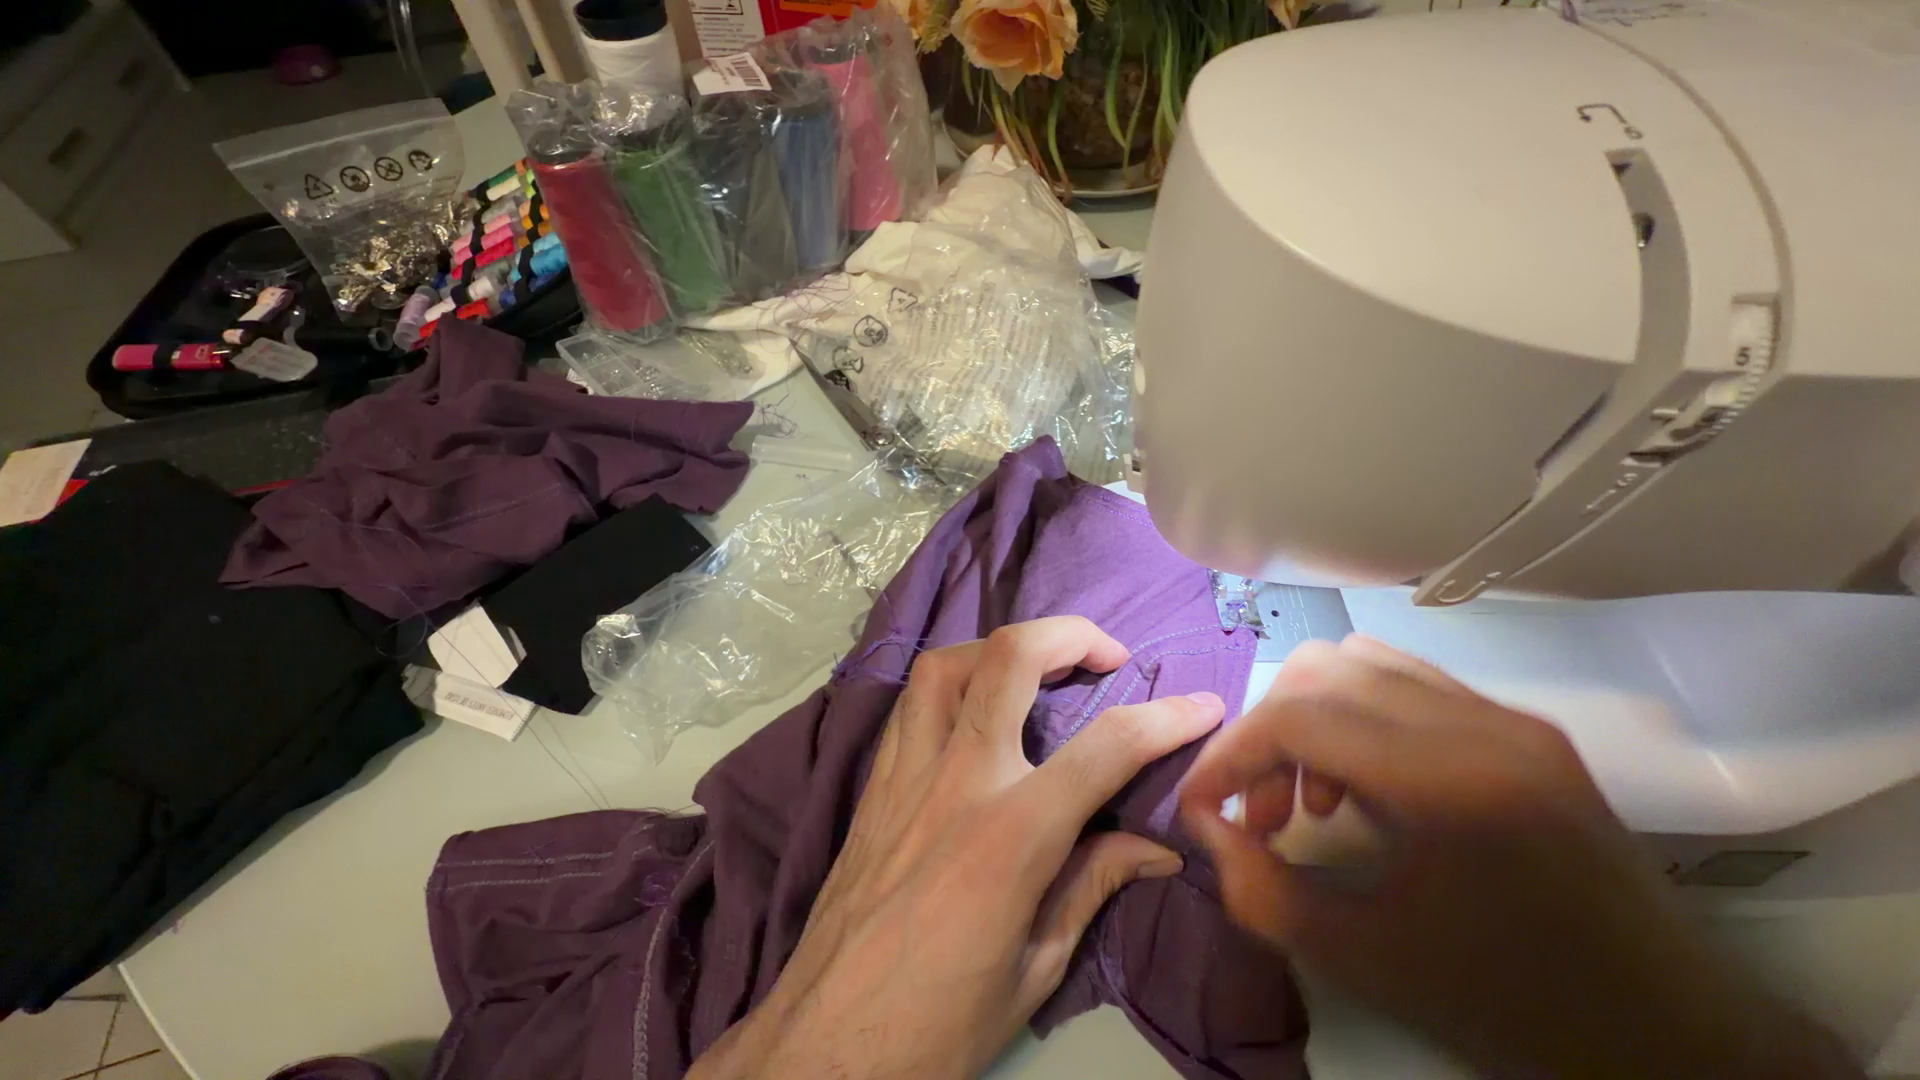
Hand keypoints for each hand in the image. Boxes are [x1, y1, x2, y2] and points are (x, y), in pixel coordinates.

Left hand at [690, 616, 1225, 1079]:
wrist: (826, 1040)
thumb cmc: (941, 1021)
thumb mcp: (1036, 968)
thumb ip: (1092, 886)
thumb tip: (1155, 849)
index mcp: (1013, 834)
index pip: (1107, 748)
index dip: (1168, 718)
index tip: (1204, 704)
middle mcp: (957, 780)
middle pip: (1009, 660)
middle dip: (1069, 635)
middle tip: (1105, 653)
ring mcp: (905, 775)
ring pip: (945, 666)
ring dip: (998, 649)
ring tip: (1034, 668)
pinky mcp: (872, 784)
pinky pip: (910, 705)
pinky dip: (950, 684)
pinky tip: (973, 710)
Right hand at [1178, 635, 1862, 1079]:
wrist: (1668, 1032)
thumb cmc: (1510, 1002)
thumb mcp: (1365, 961)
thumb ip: (1263, 891)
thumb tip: (1206, 829)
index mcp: (1450, 782)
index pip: (1299, 718)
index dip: (1230, 756)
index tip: (1203, 807)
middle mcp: (1482, 725)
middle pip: (1324, 671)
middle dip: (1267, 734)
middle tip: (1261, 812)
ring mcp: (1510, 718)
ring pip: (1365, 664)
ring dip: (1311, 718)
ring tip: (1310, 799)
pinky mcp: (1524, 729)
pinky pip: (1411, 686)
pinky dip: (1358, 718)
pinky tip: (1363, 786)